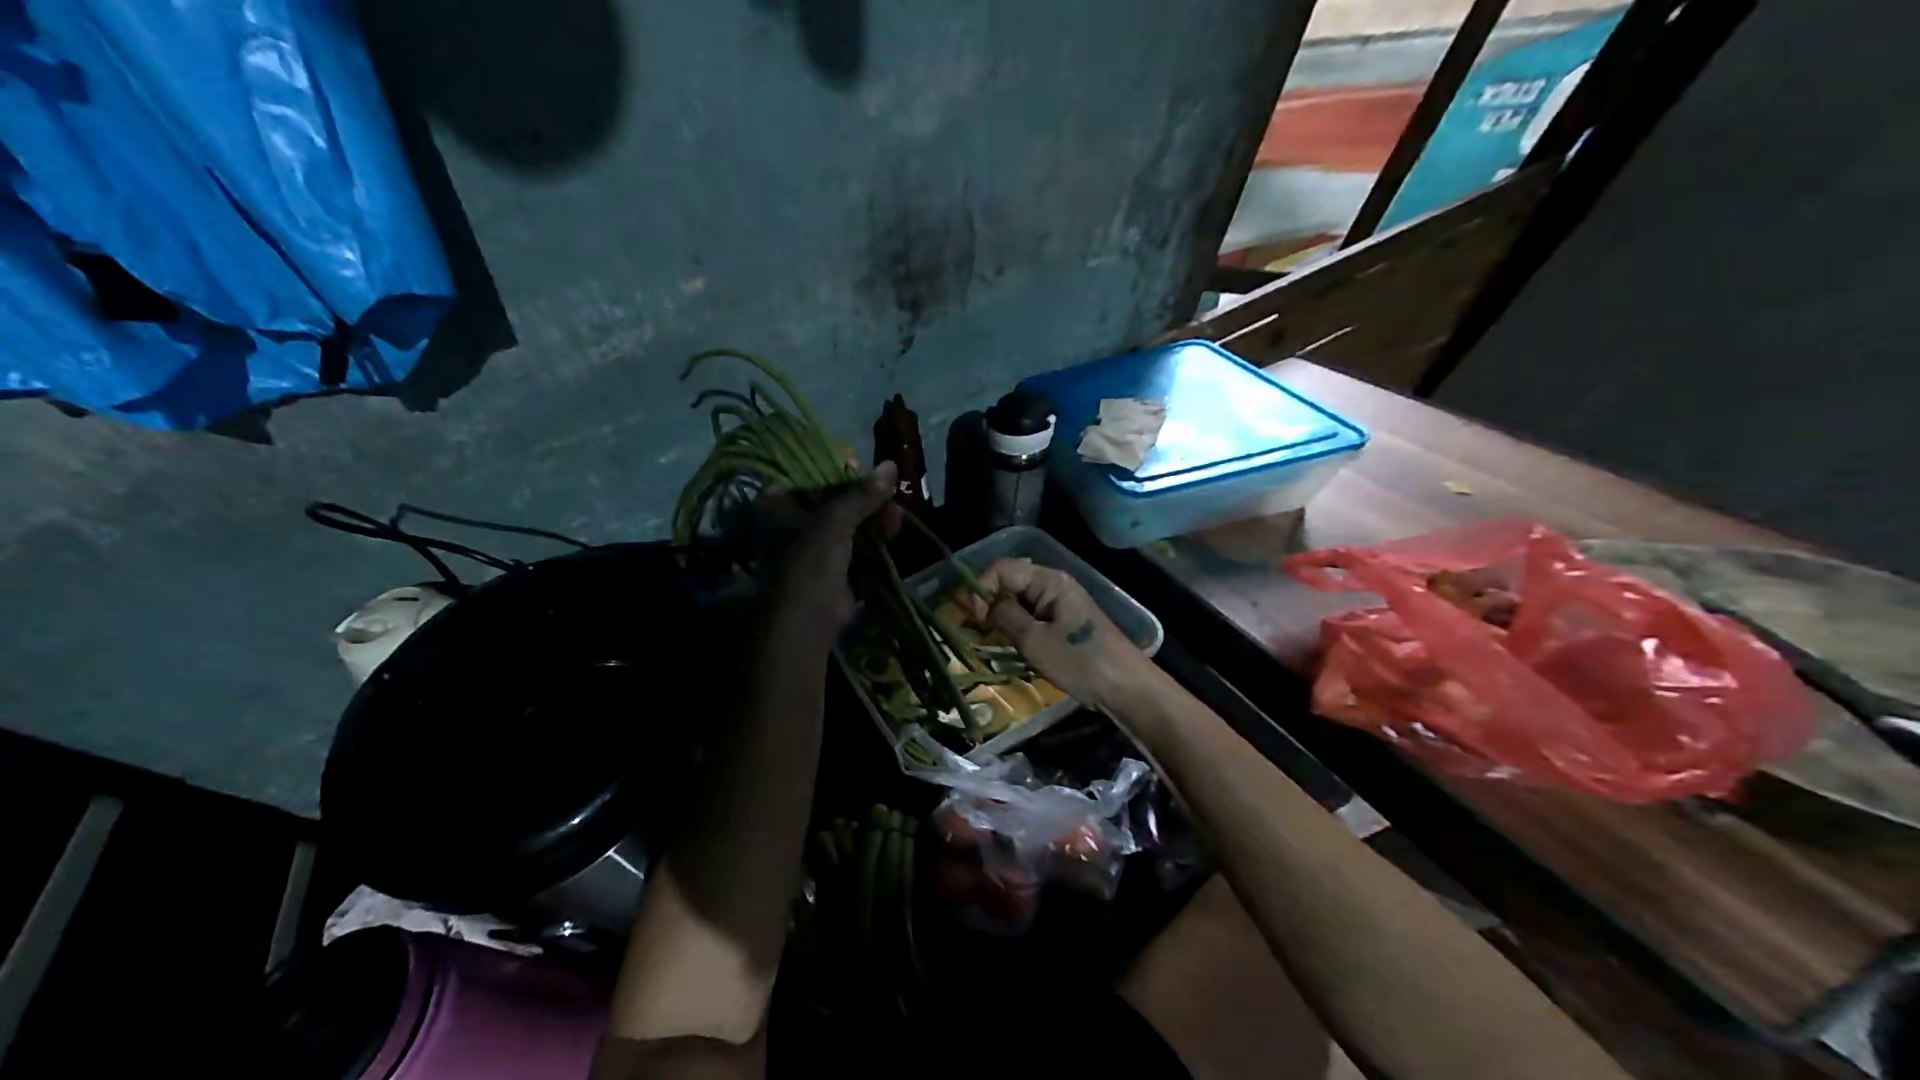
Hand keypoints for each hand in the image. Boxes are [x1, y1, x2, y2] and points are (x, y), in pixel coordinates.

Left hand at [763, 461, 899, 632]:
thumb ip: (863, 493)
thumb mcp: (835, 522)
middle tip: (890, 498)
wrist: (806, 623)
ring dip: (874, 515)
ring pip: (849, 518)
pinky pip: (856, 540)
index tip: (870, 473)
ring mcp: (812, 543)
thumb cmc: (809, 564)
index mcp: (778, 502)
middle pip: (835, 495)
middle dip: (866, 496)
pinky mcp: (832, 564)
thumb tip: (892, 464)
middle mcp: (792, 518)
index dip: (842, 470)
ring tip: (895, 520)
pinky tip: (892, 530)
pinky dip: (874, 535)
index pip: (812, 472)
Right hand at [966, 557, 1151, 712]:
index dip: (982, 588)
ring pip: (1019, 602)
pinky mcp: (1063, 625)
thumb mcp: (1034, 640)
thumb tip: (985, 604)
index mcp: (1049, 581)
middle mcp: (1054, 586)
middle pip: (1009, 583)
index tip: (974, 618)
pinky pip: (1031, 618)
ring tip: (992, 641)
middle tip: (977, 632)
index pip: (1002, 569)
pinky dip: (1017, 628)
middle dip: (989, 603)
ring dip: (1002, 618)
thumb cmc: (1079, 661)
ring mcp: (1060, 605)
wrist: (1125, 687)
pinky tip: (1012, 646)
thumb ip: (1005, 616)